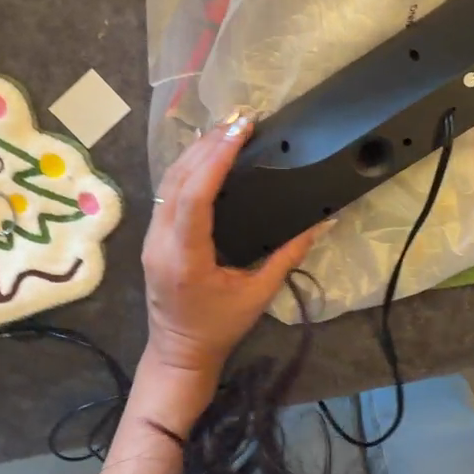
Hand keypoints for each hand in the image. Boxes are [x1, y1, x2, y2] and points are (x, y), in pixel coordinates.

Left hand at [141, 111, 325, 379]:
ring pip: (167, 181)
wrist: (178, 354)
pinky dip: (188, 167)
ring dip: (196, 151)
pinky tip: (207, 153)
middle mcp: (160, 241)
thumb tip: (322, 221)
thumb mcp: (258, 294)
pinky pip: (167, 192)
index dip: (216, 158)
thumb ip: (288, 254)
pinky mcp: (153, 236)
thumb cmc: (219, 328)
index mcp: (185, 257)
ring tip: (227, 128)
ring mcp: (151, 237)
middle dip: (208, 144)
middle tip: (240, 120)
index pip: (195, 195)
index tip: (240, 132)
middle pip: (177, 179)